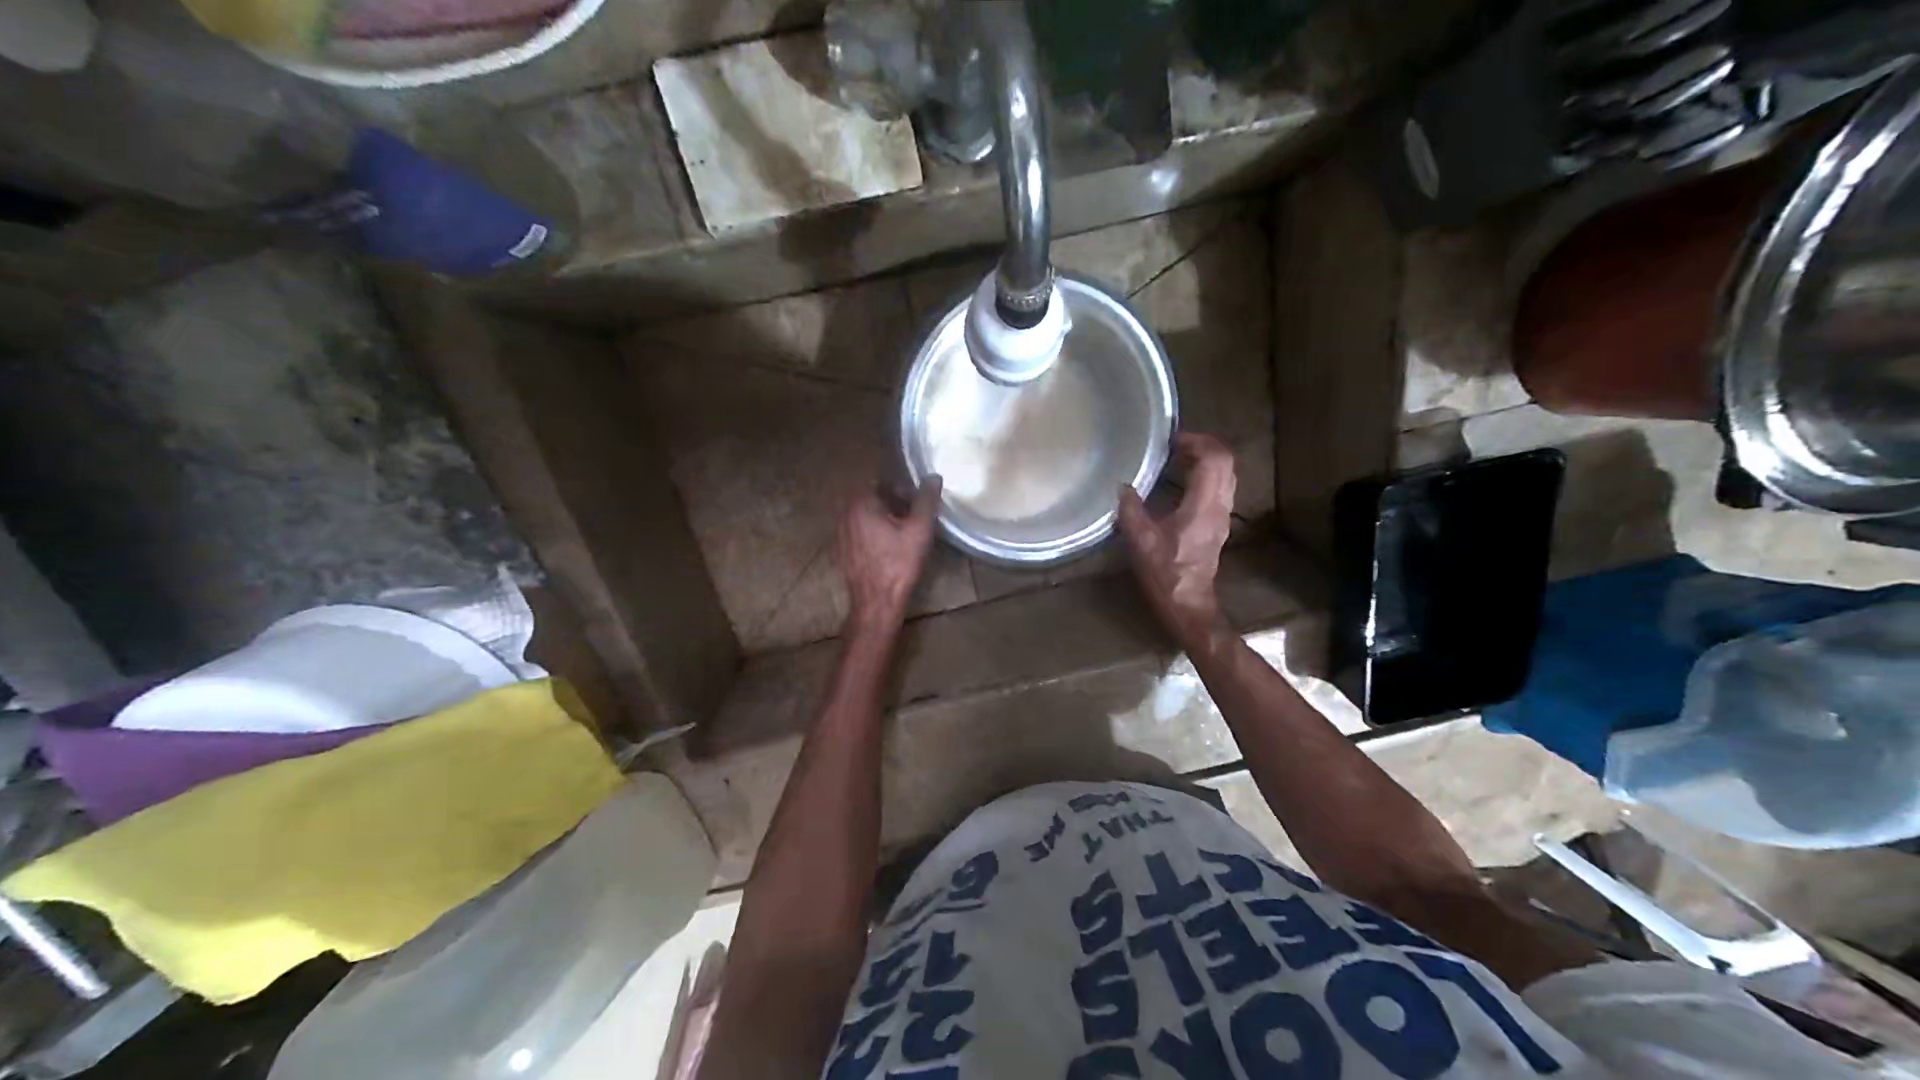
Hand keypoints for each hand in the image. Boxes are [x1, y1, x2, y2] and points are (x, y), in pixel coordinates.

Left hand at [838, 475, 942, 634]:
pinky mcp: (842, 549)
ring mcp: (840, 532)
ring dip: (884, 518)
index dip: (901, 487)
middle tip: (913, 515)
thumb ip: (926, 500)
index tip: (916, 499)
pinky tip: (889, 547)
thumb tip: (933, 477)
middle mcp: (845, 513)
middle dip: (893, 502)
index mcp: (861, 503)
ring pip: (865, 515)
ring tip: (903, 531)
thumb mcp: (919, 530)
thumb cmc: (898, 564)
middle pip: (872, 497)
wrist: (876, 603)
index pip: (881, 480)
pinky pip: (859, 531)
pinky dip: (874, 533)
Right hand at [1117, 433, 1235, 648]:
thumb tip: (1122, 486)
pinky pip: (1220, 486)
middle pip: (1226, 461)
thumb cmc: (1165, 574)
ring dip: (1206, 459)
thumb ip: (1131, 510)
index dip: (1197, 441)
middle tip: (1176, 444)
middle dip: (1203, 445)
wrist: (1188, 603)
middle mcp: (1219, 506)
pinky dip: (1205, 474)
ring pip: (1226, 473)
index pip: (1215, 459)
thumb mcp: (1141, 542)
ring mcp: (1222, 515)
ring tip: (1177, 458)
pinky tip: (1182, 480)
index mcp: (1203, 505)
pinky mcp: (1218, 523)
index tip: (1172, 440)